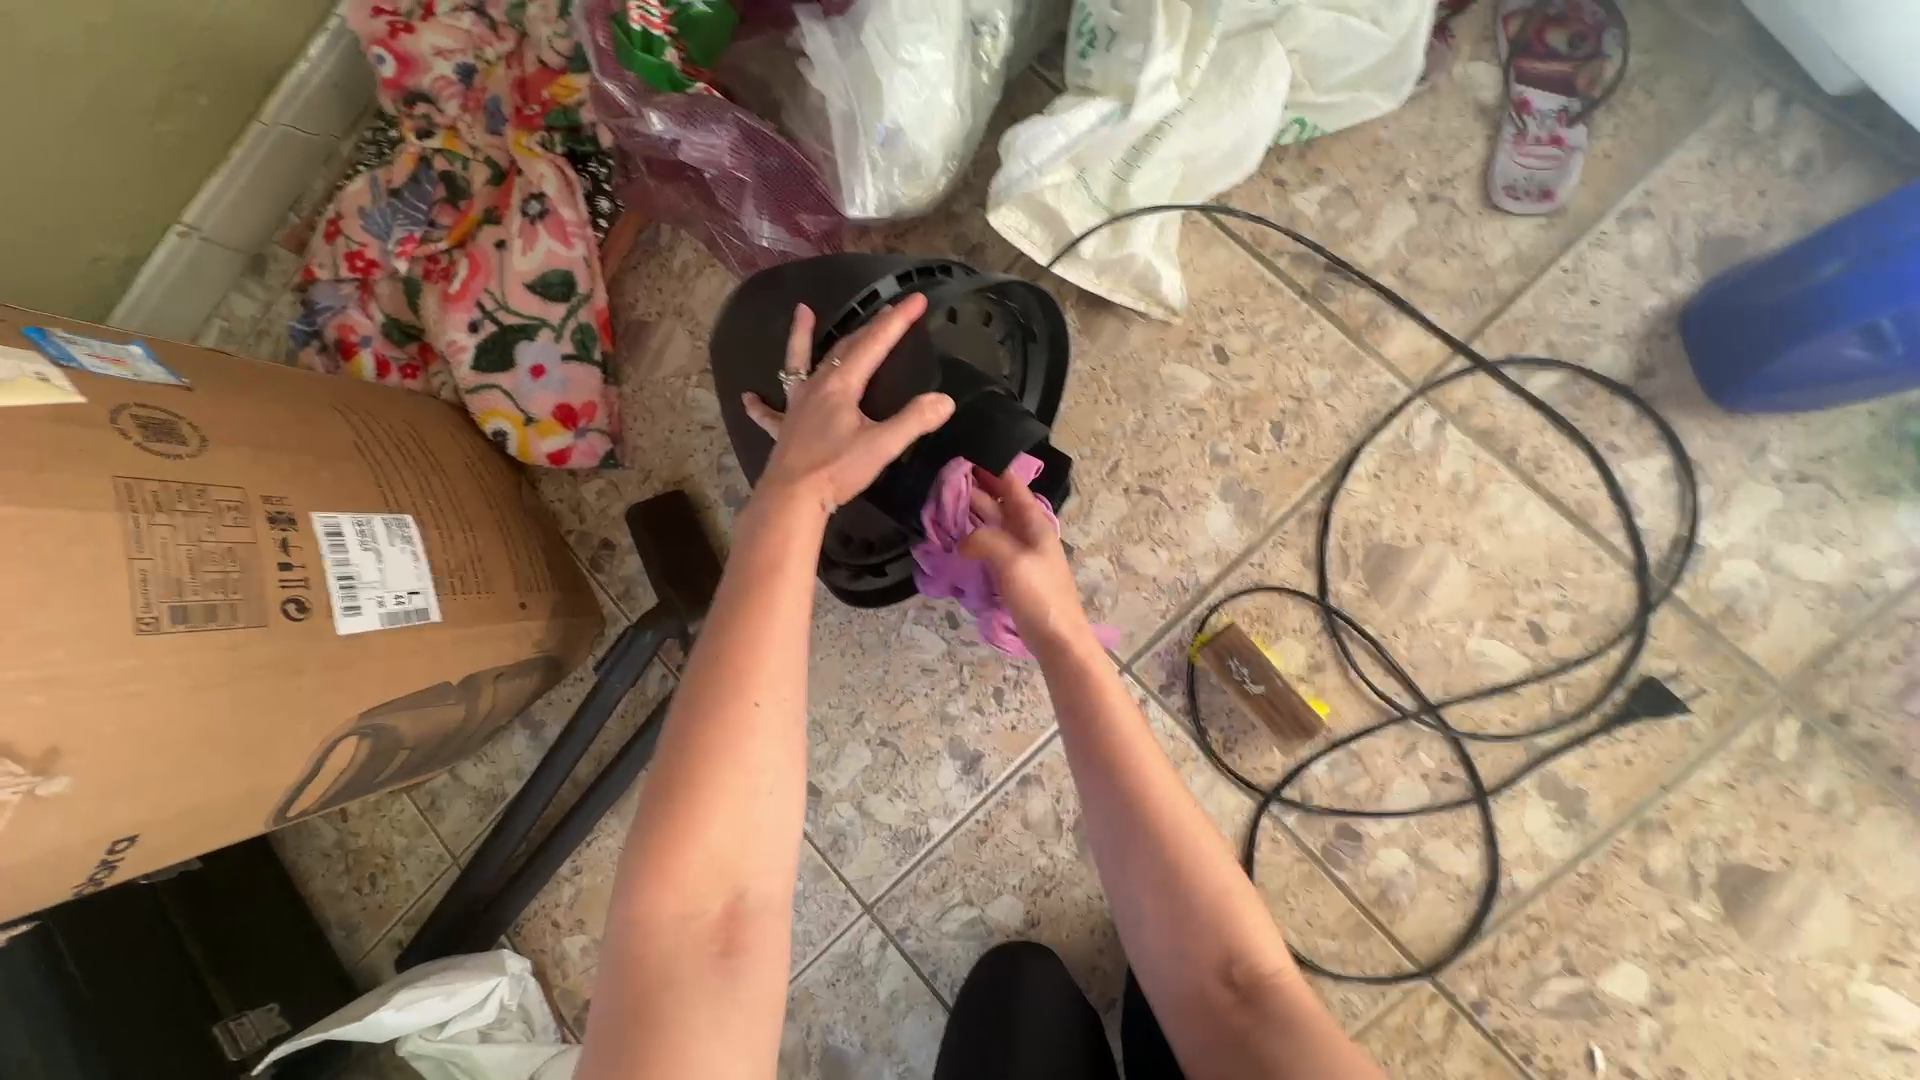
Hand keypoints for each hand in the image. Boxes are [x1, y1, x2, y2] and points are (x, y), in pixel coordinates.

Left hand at [743, 294, 953, 512]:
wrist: (792, 497)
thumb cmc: (837, 470)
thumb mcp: (882, 446)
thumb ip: (914, 421)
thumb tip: (944, 401)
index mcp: (842, 386)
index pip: (874, 344)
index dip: (897, 321)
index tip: (916, 299)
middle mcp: (816, 387)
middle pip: (843, 348)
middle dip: (868, 328)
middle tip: (885, 310)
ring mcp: (795, 407)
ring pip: (798, 364)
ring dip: (800, 338)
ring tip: (801, 313)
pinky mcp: (783, 431)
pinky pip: (770, 413)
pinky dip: (760, 405)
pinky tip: (747, 398)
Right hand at [958, 466, 1095, 649]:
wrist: (1058, 639)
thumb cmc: (1040, 596)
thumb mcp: (1011, 560)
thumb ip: (984, 540)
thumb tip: (962, 540)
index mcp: (1033, 523)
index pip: (1012, 484)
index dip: (991, 468)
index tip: (965, 456)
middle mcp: (1028, 533)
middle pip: (1000, 503)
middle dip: (976, 489)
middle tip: (944, 479)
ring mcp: (1020, 554)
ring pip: (993, 525)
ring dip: (972, 514)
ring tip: (944, 504)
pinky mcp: (1012, 574)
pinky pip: (990, 548)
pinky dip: (974, 539)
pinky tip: (957, 541)